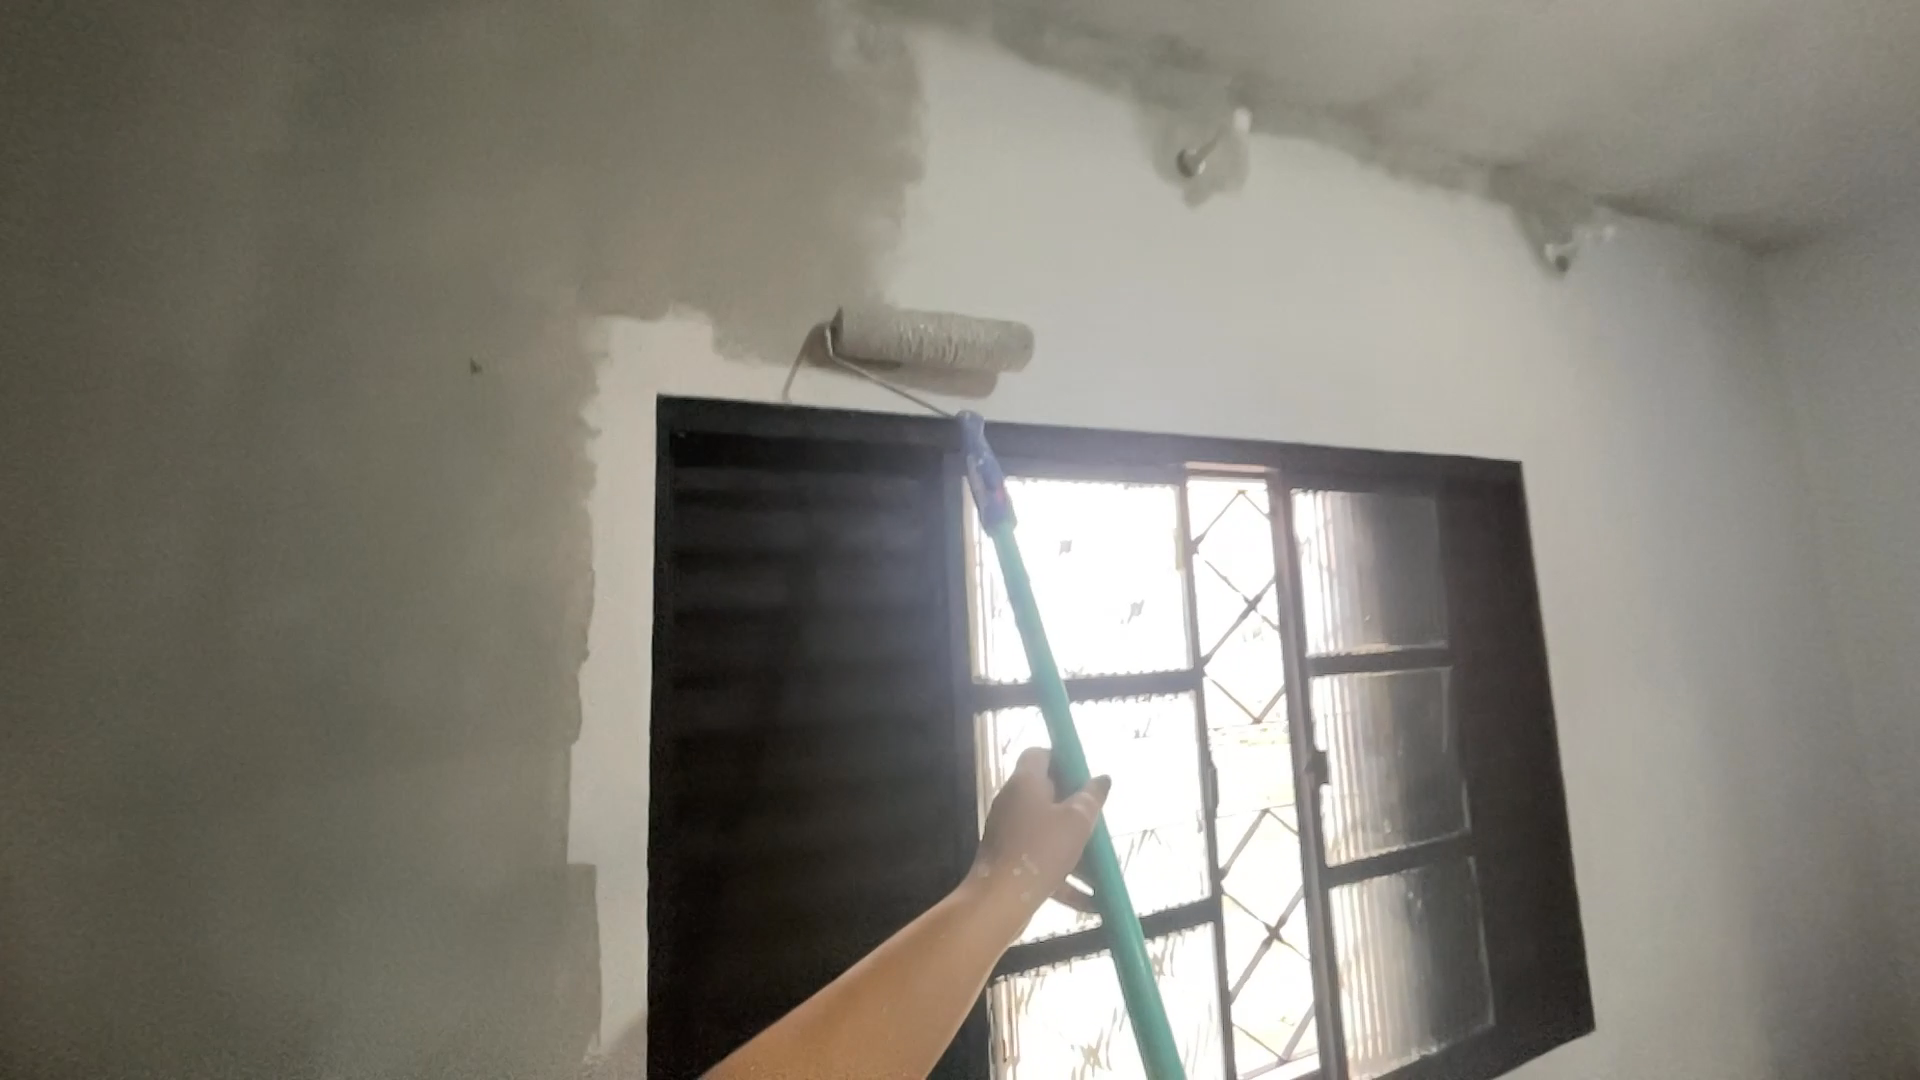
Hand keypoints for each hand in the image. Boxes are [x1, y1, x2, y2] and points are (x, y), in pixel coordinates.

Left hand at [970, 748, 1111, 926]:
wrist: (999, 900)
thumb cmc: (1041, 850)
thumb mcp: (1076, 822)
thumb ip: (1091, 798)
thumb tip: (1102, 778)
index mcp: (1025, 782)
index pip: (1039, 754)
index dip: (1062, 758)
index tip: (1084, 776)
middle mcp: (1013, 801)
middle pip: (1046, 793)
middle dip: (1074, 809)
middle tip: (1097, 822)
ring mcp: (1008, 832)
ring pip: (1046, 831)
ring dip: (1073, 848)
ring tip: (1101, 869)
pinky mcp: (1008, 860)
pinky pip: (1040, 860)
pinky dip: (1063, 875)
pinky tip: (1090, 901)